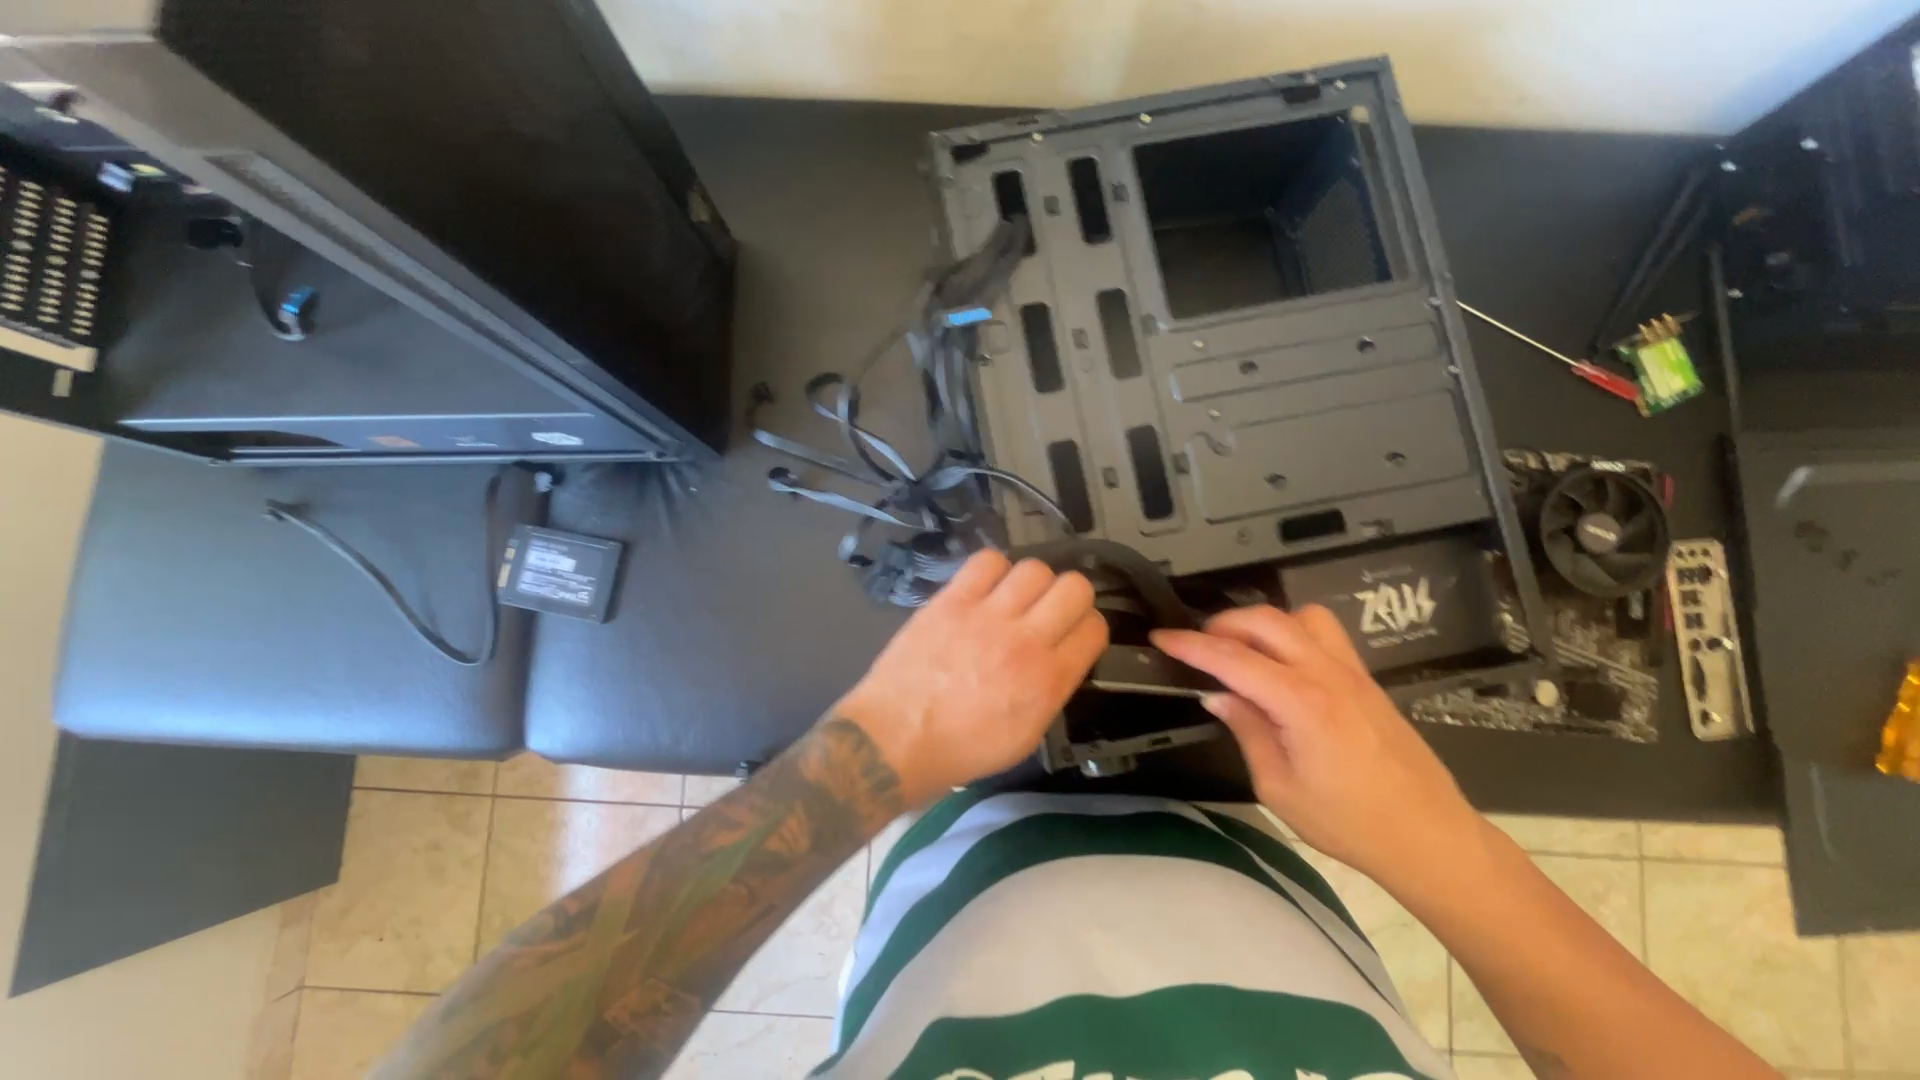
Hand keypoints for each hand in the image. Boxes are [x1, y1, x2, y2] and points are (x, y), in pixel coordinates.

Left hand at [834, 550, 1107, 805]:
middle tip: (1050, 612)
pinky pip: (987, 562)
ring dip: (1032, 583)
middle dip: (1070, 598)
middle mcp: (1026, 641)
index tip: (1073, 634)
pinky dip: (993, 570)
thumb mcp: (1025, 737)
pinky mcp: (951, 601)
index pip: (1094, 628)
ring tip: (1015, 599)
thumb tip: (1058, 661)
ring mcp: (987, 616)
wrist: (895, 742)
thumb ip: (1050, 691)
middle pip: (1075, 587)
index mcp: (1048, 681)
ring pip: (1035, 569)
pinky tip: (985, 588)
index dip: (1088, 628)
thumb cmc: (960, 751)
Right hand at [1152, 605, 1484, 890]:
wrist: (1428, 835)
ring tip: (1241, 651)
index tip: (1160, 638)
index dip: (1190, 645)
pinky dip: (1292, 633)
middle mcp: (1327, 674)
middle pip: (1266, 620)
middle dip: (1222, 624)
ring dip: (1262, 623)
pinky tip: (1281, 665)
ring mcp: (1352, 672)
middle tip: (1197, 646)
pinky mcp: (1366, 680)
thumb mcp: (1280, 788)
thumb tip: (1218, 695)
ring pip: (1300, 616)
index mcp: (1301, 703)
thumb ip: (1247, 731)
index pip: (1233, 659)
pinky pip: (1325, 634)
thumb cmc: (1349, 823)